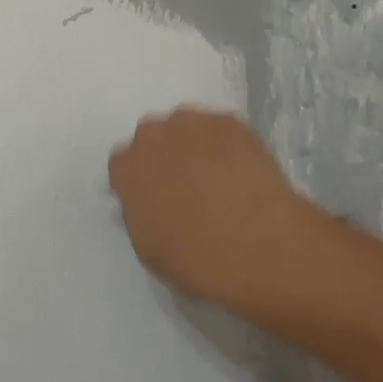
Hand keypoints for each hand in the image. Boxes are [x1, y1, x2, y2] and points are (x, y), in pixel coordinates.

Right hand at [107, 108, 315, 309]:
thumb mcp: (148, 247)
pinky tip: (243, 172)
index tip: (158, 198)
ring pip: (186, 128)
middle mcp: (152, 135)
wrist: (258, 247)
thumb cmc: (196, 260)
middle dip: (166, 156)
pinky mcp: (229, 121)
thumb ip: (138, 212)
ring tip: (220, 177)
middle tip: (189, 186)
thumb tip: (147, 200)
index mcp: (127, 168)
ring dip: (195, 146)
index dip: (142, 181)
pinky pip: (220, 130)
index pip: (124, 165)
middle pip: (153, 139)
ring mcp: (192, 123)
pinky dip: (227, 146)